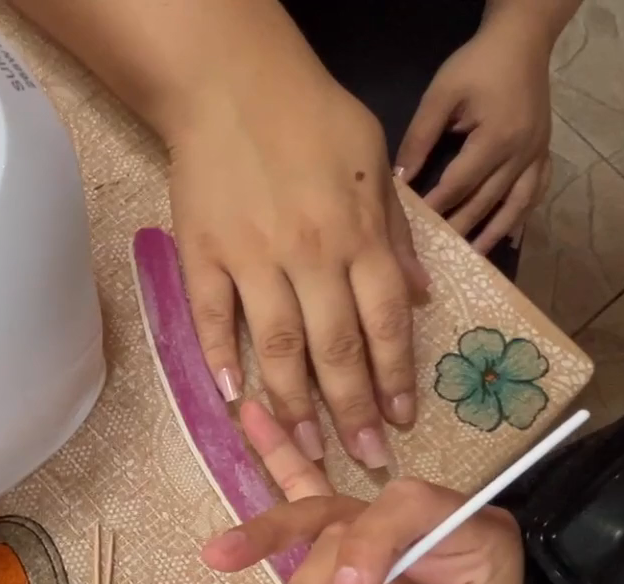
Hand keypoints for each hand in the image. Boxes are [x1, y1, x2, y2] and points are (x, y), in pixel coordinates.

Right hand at [167, 74, 429, 469]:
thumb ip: (395, 235)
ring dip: (293, 405)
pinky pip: (214, 319)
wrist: (231, 85)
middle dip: (352, 410)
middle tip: (362, 459)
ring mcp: (251, 260)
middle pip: (336, 349)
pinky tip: (231, 396)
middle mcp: (310, 255)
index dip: (395, 377)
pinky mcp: (203, 259)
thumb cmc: (309, 119)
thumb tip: (420, 298)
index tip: (402, 421)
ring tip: (304, 449)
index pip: (384, 323)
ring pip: (279, 346)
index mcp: (357, 233)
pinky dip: (222, 358)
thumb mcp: (373, 164)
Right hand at [201, 402, 531, 583]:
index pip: (411, 510)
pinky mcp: (340, 545)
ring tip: (218, 557)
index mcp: (472, 539)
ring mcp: (376, 530)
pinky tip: (250, 418)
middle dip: (307, 578)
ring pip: (314, 516)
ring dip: (265, 540)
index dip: (369, 545)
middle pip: (349, 523)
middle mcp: (421, 524)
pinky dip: (276, 462)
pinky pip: (304, 498)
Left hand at [395, 15, 556, 254]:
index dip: (431, 213)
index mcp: (495, 139)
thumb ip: (418, 142)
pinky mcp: (543, 152)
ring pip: (514, 206)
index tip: (406, 239)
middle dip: (457, 233)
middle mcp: (521, 153)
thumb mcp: (439, 98)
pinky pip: (534, 194)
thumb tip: (396, 184)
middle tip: (430, 265)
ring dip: (491, 236)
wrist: (523, 38)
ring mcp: (537, 154)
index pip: (456, 188)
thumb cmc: (476, 65)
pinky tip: (508, 242)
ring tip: (470, 264)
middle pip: (484, 204)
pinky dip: (520, 220)